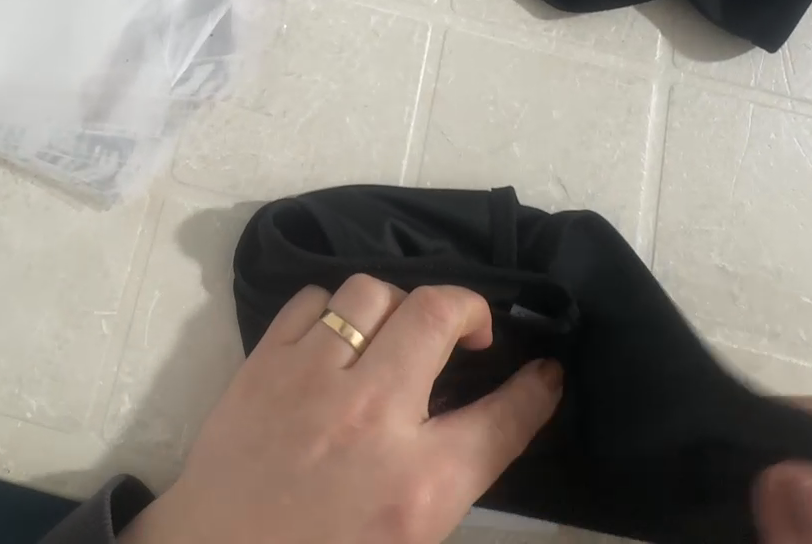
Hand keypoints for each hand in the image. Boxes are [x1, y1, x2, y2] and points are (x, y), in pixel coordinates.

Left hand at [121, 274, 562, 543]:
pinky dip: (332, 307)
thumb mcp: (406, 535)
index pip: (500, 420)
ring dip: (396, 304)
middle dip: (468, 309)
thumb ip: (443, 477)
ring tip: (396, 330)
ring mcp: (312, 377)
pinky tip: (336, 332)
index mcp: (416, 484)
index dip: (535, 390)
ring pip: (370, 292)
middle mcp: (371, 416)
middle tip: (467, 331)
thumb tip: (470, 417)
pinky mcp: (265, 359)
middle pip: (436, 316)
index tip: (546, 369)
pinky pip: (311, 298)